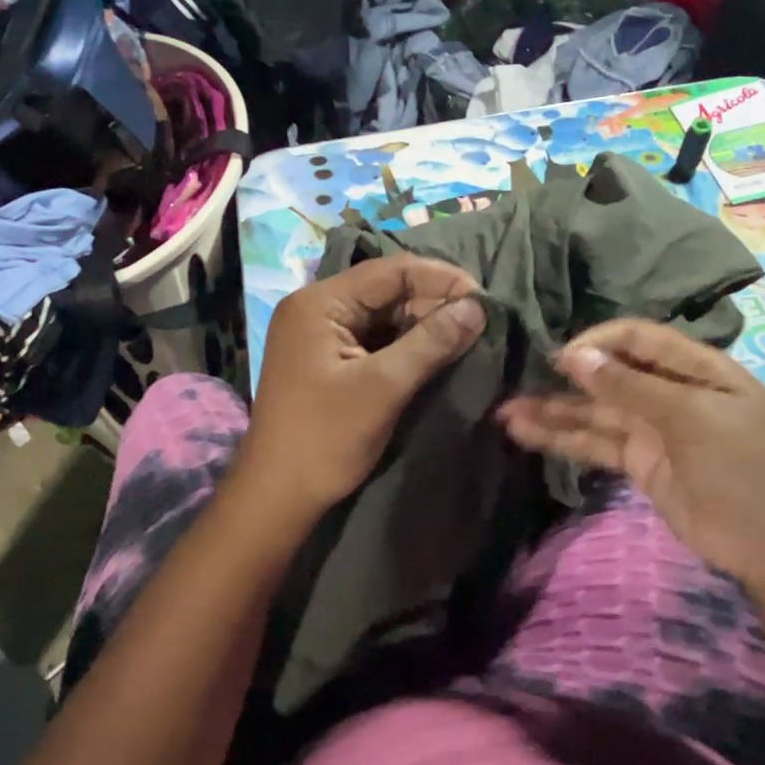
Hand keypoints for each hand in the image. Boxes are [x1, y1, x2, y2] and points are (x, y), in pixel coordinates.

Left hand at [238, 255, 486, 516]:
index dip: (442, 279)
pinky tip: (436, 353)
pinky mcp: (323, 358)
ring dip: (423, 324)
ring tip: (468, 337)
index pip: (390, 271)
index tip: (487, 301)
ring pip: (381, 314)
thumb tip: (478, 306)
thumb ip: (431, 341)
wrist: (277, 493)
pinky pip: (371, 337)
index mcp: (319, 303)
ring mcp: (316, 333)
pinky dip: (403, 344)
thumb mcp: (383, 387)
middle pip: (385, 289)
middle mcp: (314, 307)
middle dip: (435, 302)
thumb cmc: (325, 438)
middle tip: (483, 323)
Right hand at [496, 318, 764, 582]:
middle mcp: (671, 393)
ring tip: (504, 410)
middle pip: (608, 376)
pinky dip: (562, 440)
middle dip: (563, 378)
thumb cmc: (751, 467)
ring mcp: (655, 431)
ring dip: (552, 410)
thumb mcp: (692, 417)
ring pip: (594, 413)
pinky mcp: (642, 466)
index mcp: (696, 369)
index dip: (596, 343)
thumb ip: (629, 388)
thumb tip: (573, 356)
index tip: (558, 358)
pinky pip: (595, 445)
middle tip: (513, 379)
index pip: (636, 340)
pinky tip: (525, 434)